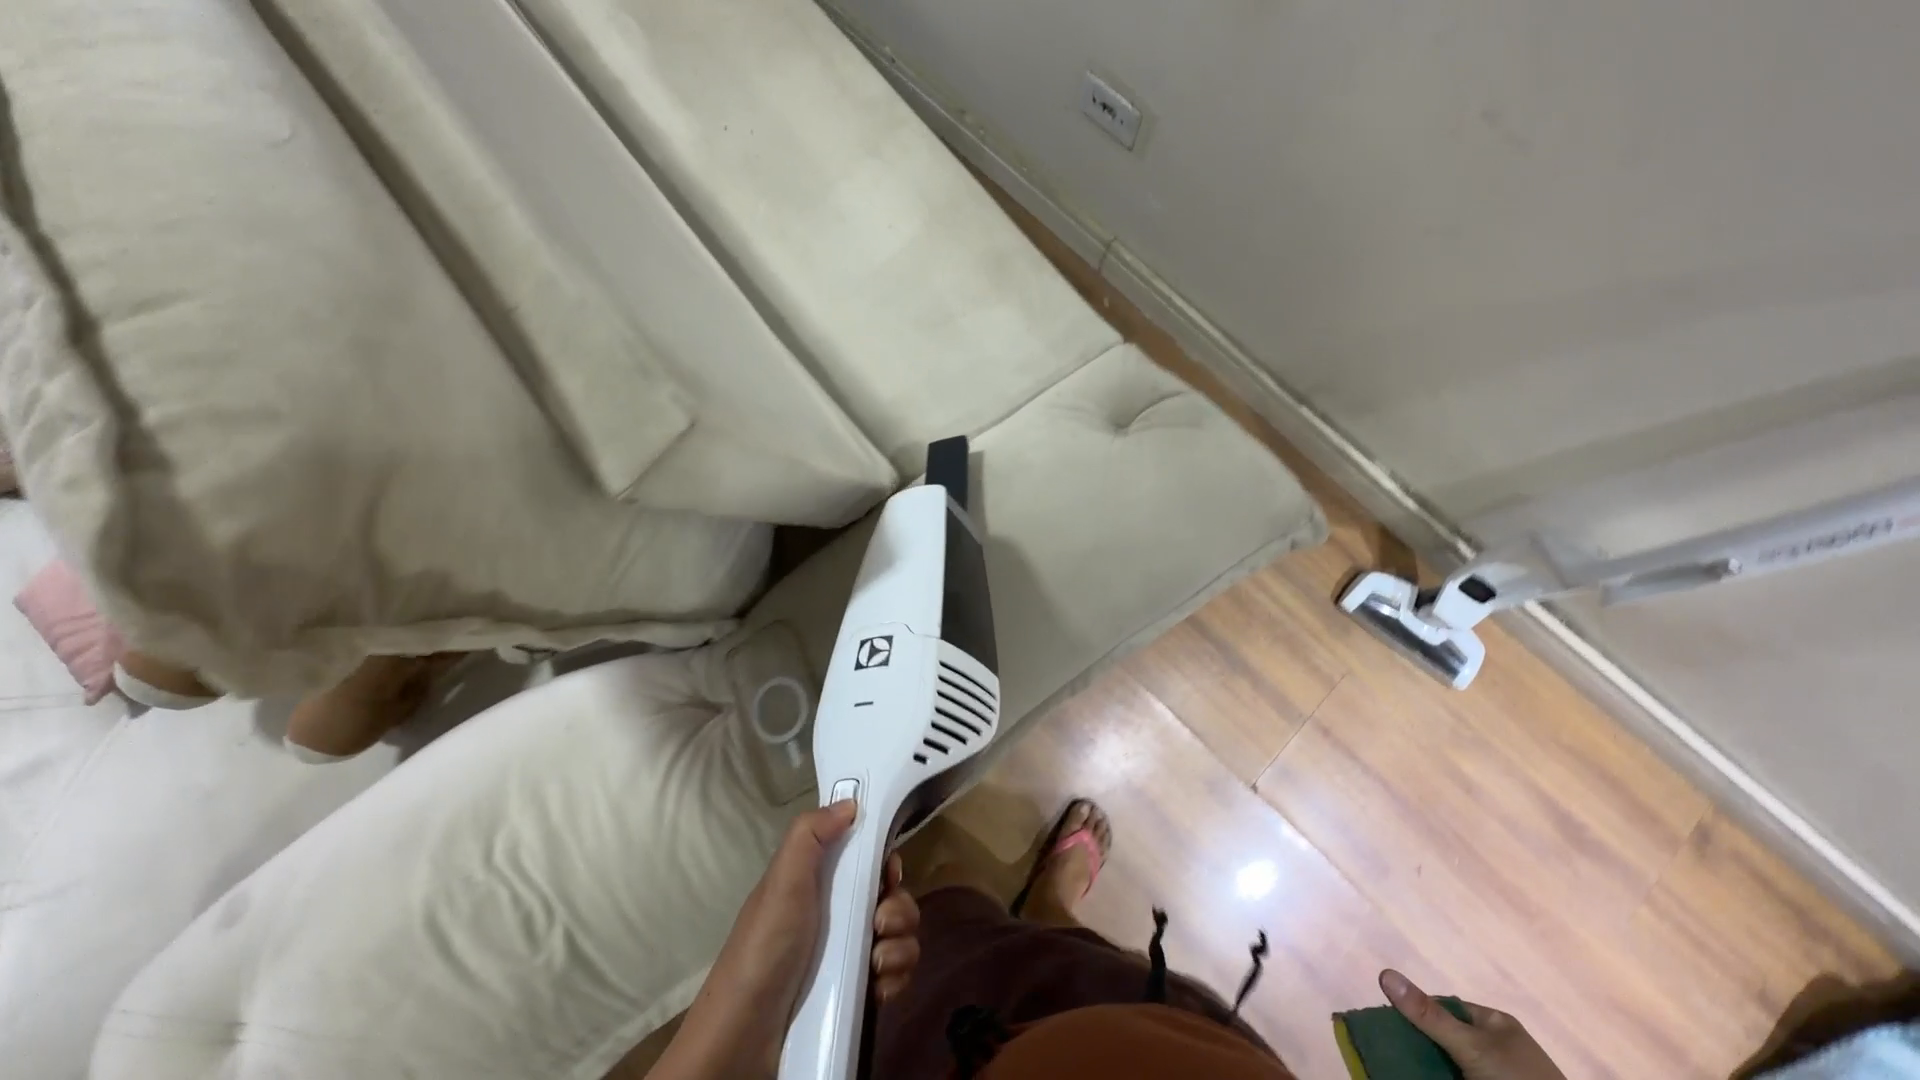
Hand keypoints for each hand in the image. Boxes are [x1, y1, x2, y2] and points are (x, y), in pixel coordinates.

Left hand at [655, 801, 919, 1077]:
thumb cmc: (766, 946)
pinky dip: (895, 979)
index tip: (888, 875)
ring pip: (902, 938)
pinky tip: (877, 989)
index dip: (886, 865)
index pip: (869, 862)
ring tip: (876, 964)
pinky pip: (898, 976)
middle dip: (899, 910)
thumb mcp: (782, 881)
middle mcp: (839, 916)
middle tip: (879, 926)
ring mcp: (850, 957)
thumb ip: (811, 835)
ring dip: (900, 948)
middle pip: (894, 899)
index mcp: (820, 884)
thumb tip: (850, 800)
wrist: (748, 1032)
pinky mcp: (859, 994)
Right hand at [1379, 970, 1566, 1079]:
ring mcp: (1495, 1071)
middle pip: (1447, 1036)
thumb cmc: (1515, 1077)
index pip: (1445, 1007)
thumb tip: (1384, 972)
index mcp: (1495, 1022)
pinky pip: (1457, 1077)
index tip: (1389, 1023)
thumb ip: (1428, 1015)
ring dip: (1427, 1063)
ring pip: (1451, 1061)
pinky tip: (1419, 1076)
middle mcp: (1496, 1043)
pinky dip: (1440, 1076)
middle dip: (1420, 1041)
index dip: (1417, 1012)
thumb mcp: (1470, 1045)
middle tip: (1392, 1049)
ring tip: (1398, 1064)